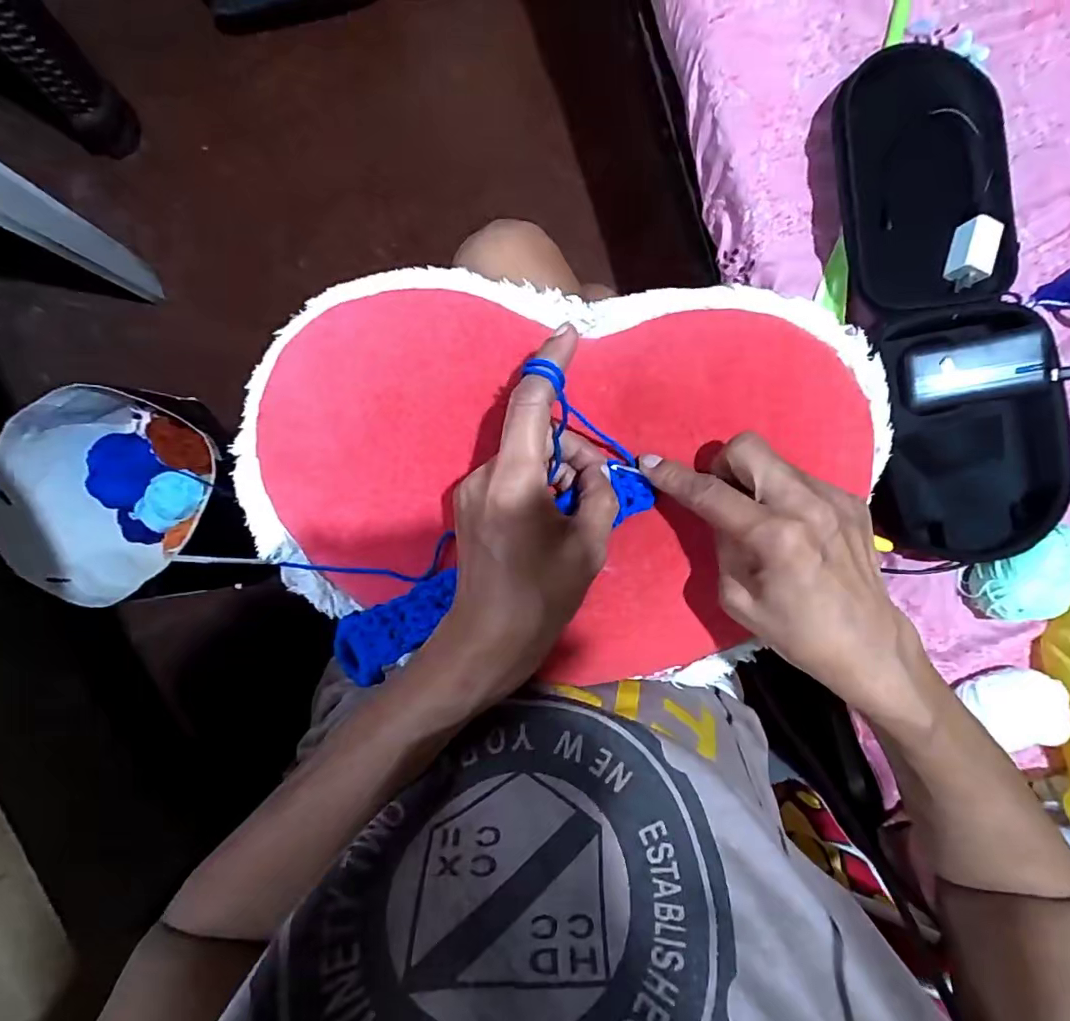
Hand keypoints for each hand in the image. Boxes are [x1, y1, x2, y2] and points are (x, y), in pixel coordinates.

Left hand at [422, 325, 618, 701]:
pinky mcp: (470, 503)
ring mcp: (472, 489)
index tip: (569, 335)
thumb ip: (599, 491)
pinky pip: (512, 474)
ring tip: (576, 514)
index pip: (532, 403)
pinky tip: (552, 518)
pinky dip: (539, 483)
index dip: (552, 365)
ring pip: (526, 455)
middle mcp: (485, 475)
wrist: (488, 638)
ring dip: (557, 470)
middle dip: (572, 449)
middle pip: (536, 433)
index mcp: (515, 481)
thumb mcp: (590, 544)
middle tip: (598, 488)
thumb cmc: (543, 596)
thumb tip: (592, 469)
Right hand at [639, 433, 942, 731]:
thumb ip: (722, 546)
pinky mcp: (852, 501)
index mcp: (776, 536)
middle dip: (723, 464)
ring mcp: (835, 498)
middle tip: (721, 495)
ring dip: (755, 481)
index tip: (650, 462)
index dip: (675, 477)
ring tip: (760, 518)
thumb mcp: (739, 600)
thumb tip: (718, 514)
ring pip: (777, 461)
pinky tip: (794, 529)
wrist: (867, 644)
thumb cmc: (797, 633)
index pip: (712, 493)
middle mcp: (807, 504)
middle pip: (749, 447)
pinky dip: (785, 495)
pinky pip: (803, 480)